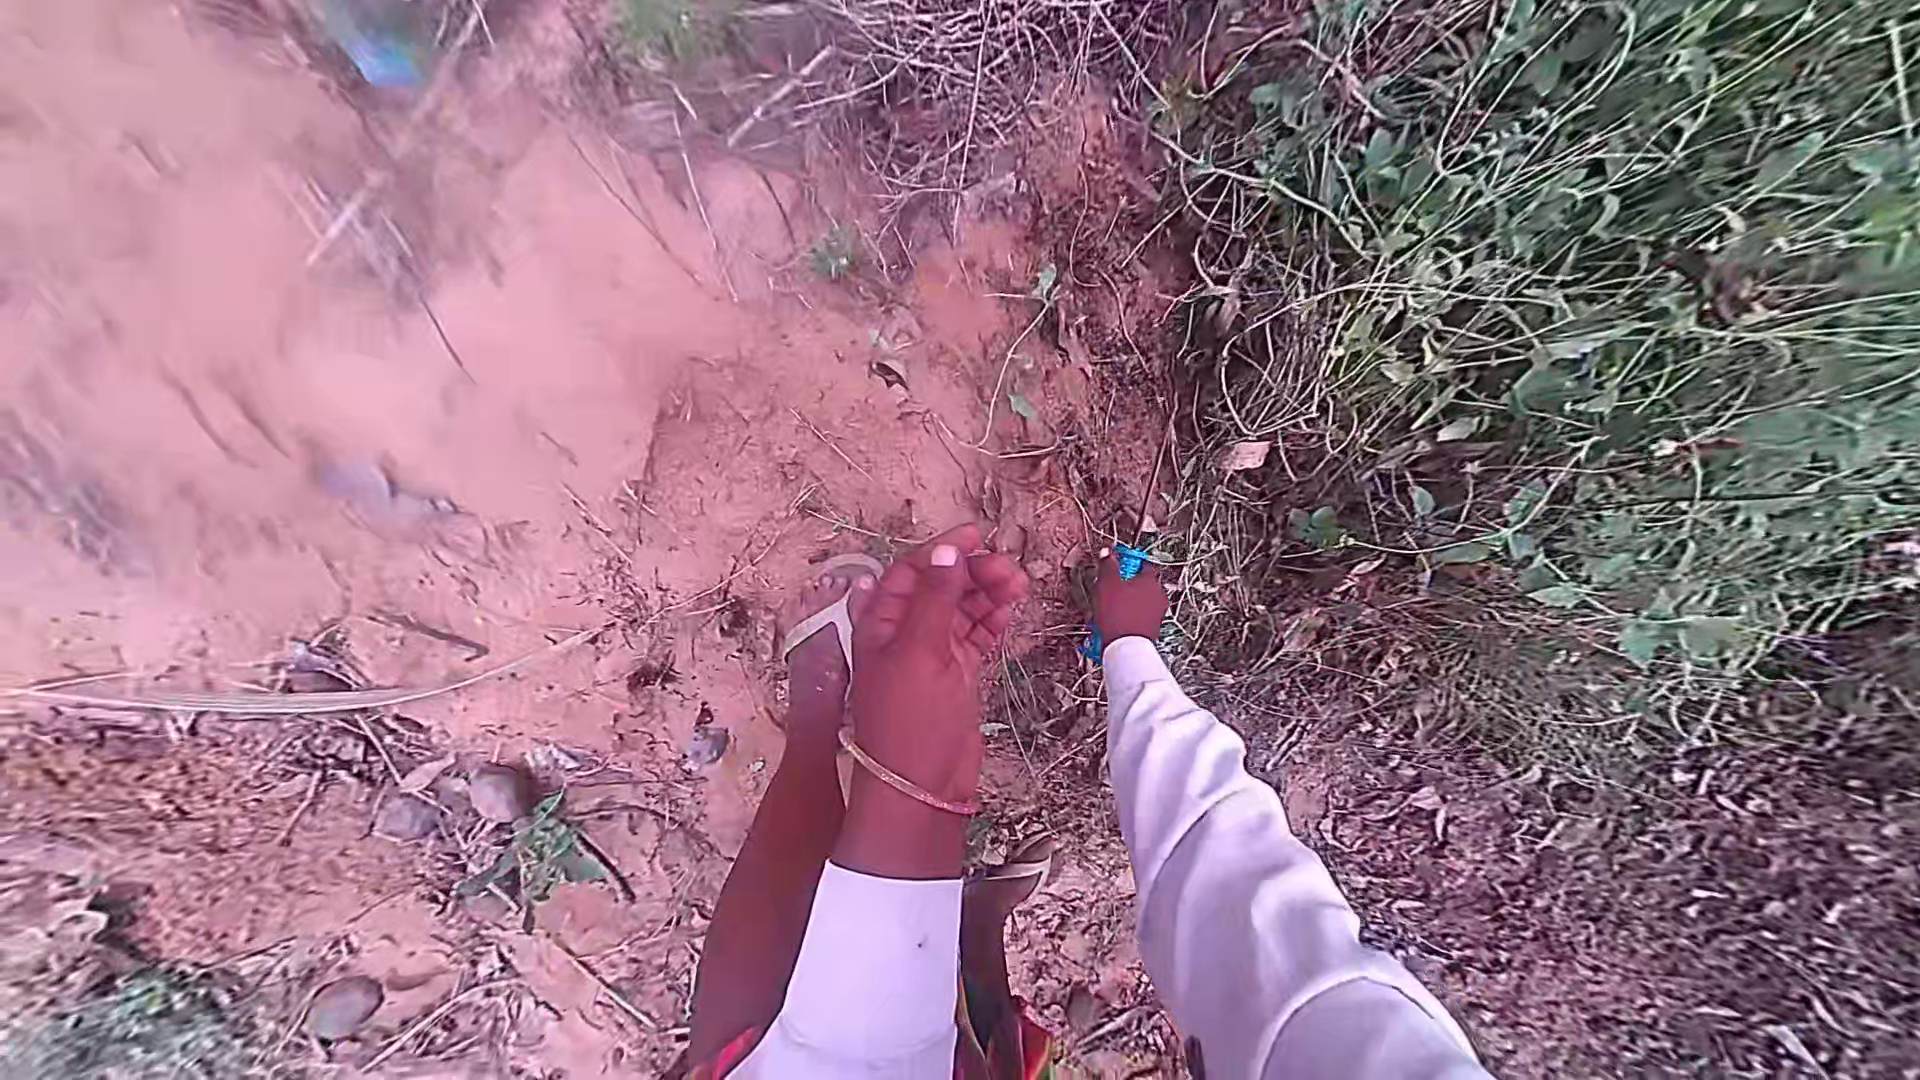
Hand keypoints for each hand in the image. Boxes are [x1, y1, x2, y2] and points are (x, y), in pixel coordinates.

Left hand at [836, 523, 1027, 878]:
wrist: (922, 788)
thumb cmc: (910, 719)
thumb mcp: (920, 651)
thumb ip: (935, 598)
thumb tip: (947, 551)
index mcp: (881, 623)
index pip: (911, 572)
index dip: (941, 551)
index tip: (976, 536)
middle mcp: (904, 634)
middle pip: (940, 588)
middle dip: (972, 574)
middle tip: (1009, 569)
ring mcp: (932, 654)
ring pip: (961, 610)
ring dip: (987, 595)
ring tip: (1018, 585)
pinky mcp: (956, 673)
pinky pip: (974, 636)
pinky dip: (991, 621)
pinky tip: (1009, 610)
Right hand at [1093, 548, 1167, 645]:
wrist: (1125, 646)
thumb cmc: (1119, 614)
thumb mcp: (1106, 583)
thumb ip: (1108, 565)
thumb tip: (1106, 553)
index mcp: (1151, 581)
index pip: (1142, 565)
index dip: (1128, 564)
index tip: (1117, 567)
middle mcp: (1158, 596)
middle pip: (1142, 584)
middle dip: (1127, 584)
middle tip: (1111, 586)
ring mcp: (1156, 613)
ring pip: (1140, 600)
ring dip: (1127, 600)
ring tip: (1110, 605)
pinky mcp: (1151, 628)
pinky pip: (1138, 615)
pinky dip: (1128, 615)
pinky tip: (1114, 618)